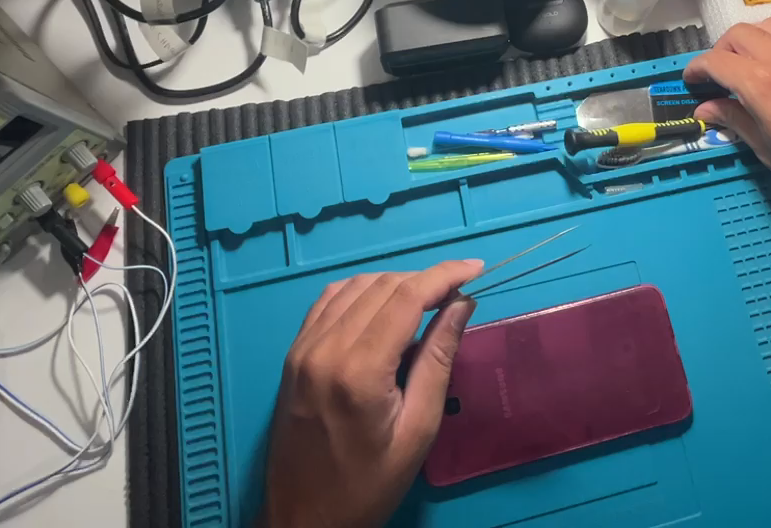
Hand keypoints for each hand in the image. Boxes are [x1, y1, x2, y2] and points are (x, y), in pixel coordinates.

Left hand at [259, 260, 483, 527]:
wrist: (302, 520)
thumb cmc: (368, 484)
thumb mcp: (418, 429)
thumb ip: (438, 359)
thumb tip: (462, 303)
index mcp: (359, 371)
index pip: (407, 296)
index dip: (445, 275)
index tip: (476, 268)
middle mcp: (326, 347)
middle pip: (384, 285)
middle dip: (425, 280)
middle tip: (456, 295)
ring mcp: (304, 346)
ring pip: (357, 284)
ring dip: (395, 283)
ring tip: (425, 302)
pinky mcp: (294, 351)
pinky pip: (331, 298)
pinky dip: (363, 290)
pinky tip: (382, 305)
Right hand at [685, 18, 770, 249]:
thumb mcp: (770, 154)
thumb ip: (736, 122)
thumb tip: (707, 109)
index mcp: (764, 86)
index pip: (716, 61)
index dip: (697, 70)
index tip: (692, 82)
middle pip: (740, 35)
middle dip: (722, 51)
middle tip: (718, 76)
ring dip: (753, 39)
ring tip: (751, 63)